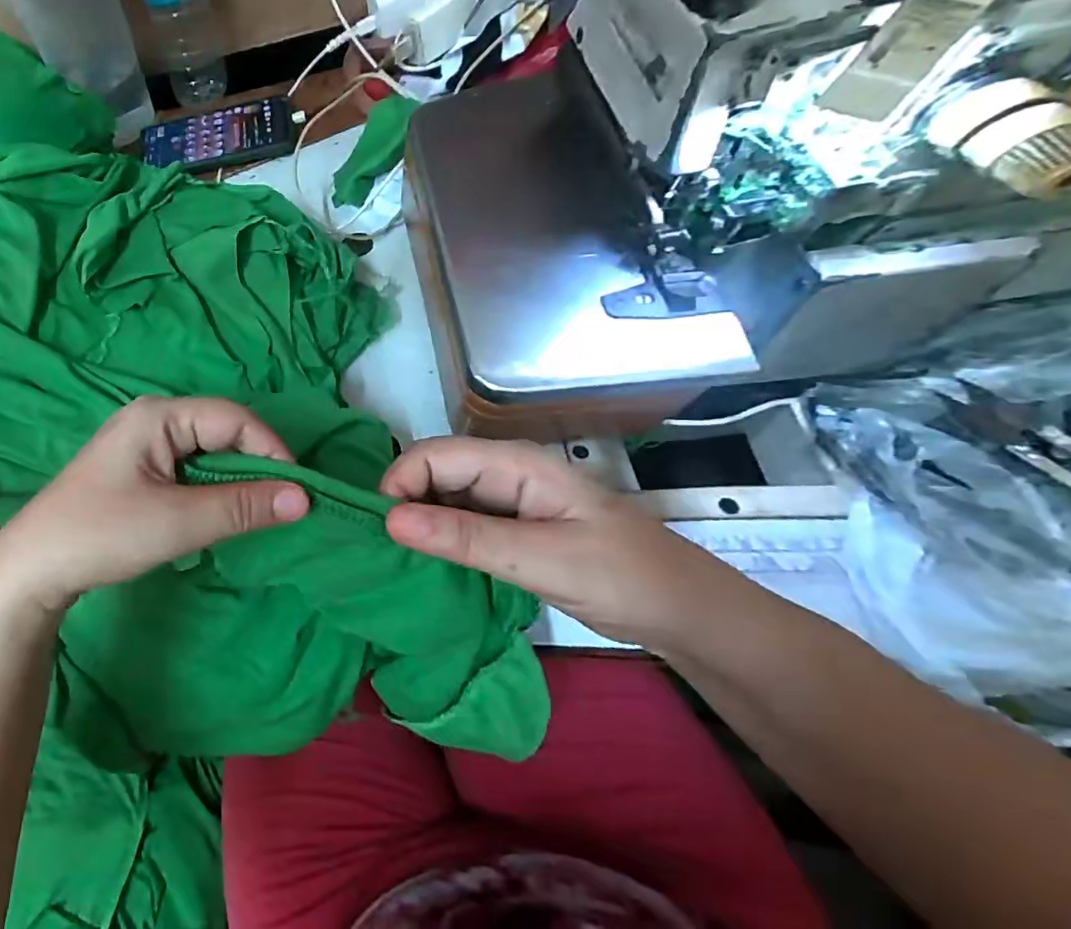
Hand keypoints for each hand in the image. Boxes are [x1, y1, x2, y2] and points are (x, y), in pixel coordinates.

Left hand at [0, 397, 309, 611]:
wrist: (33, 566)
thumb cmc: (103, 534)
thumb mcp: (178, 521)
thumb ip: (242, 507)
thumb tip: (304, 498)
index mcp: (158, 415)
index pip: (234, 417)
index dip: (271, 449)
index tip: (294, 492)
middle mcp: (151, 418)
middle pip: (221, 430)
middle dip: (254, 465)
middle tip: (277, 506)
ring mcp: (141, 443)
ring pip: (206, 452)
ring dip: (233, 480)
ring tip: (250, 514)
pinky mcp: (136, 469)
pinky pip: (188, 468)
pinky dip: (210, 489)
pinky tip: (215, 514)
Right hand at [379, 437, 759, 650]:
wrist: (686, 615)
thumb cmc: (624, 577)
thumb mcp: (541, 559)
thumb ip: (465, 538)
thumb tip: (389, 520)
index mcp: (514, 463)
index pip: (432, 455)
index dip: (399, 484)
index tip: (384, 533)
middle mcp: (503, 474)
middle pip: (430, 473)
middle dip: (402, 504)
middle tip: (385, 553)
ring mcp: (505, 502)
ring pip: (440, 499)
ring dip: (417, 525)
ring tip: (397, 563)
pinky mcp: (508, 530)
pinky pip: (457, 525)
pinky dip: (437, 542)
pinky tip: (426, 567)